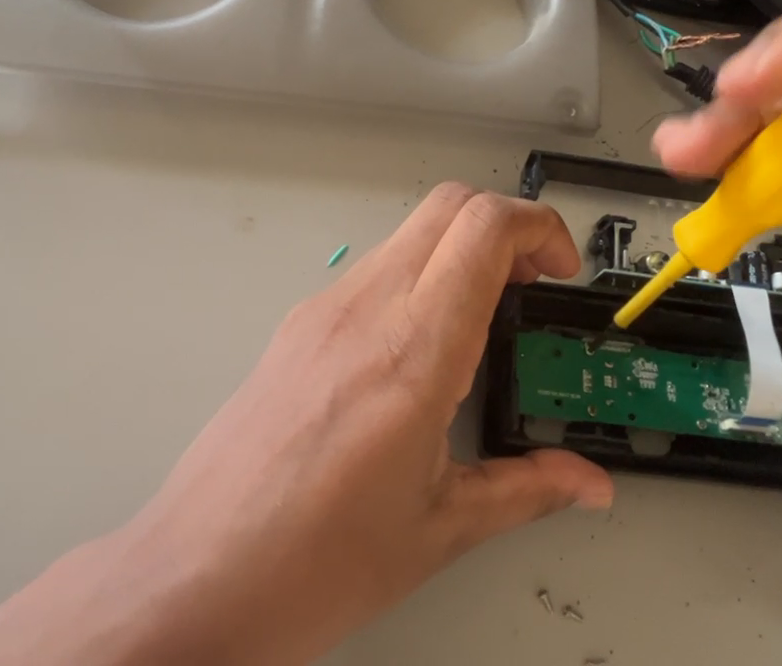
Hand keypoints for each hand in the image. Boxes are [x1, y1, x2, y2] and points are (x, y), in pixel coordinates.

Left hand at [0, 185, 612, 665]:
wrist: (194, 577)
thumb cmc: (312, 563)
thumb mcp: (439, 527)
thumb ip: (526, 489)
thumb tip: (588, 484)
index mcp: (413, 354)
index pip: (484, 230)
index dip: (540, 227)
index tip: (562, 269)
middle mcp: (364, 312)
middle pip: (449, 204)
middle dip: (509, 224)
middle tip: (536, 281)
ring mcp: (323, 311)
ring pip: (410, 230)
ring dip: (461, 248)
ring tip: (488, 315)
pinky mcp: (297, 326)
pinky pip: (375, 267)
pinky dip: (421, 275)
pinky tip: (427, 344)